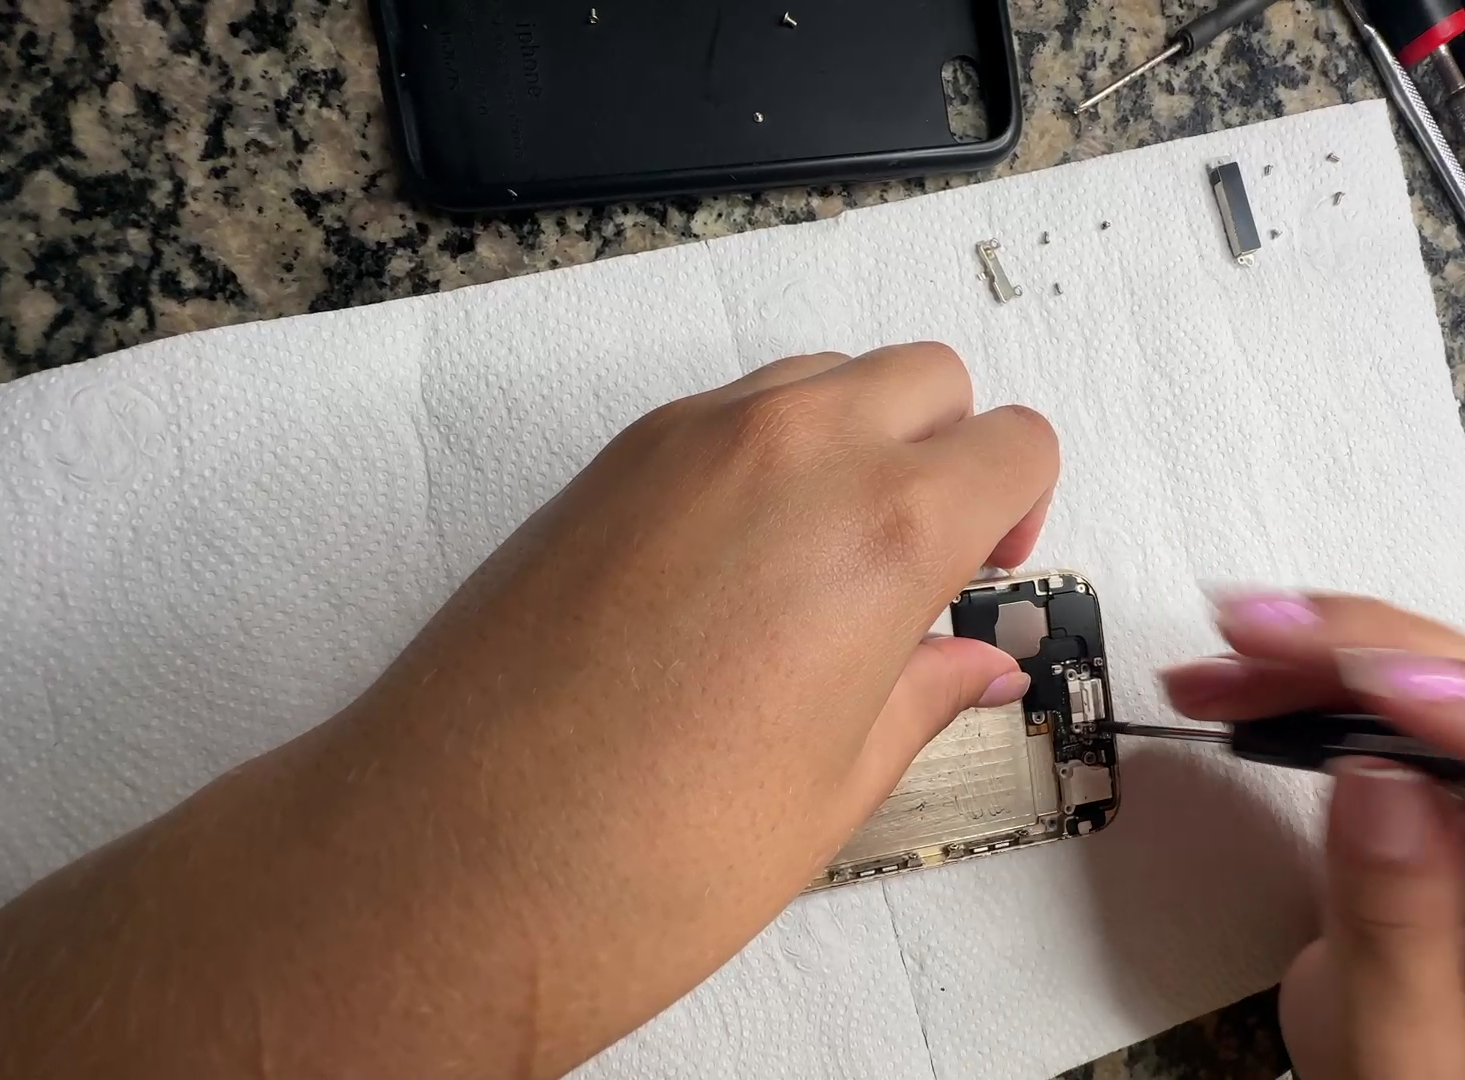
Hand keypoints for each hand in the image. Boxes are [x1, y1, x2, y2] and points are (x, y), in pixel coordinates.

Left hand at [0, 344, 1058, 1079]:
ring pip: (832, 373)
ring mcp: (692, 434)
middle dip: (952, 449)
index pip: (1016, 440)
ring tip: (829, 550)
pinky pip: (742, 404)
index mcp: (882, 529)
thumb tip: (980, 664)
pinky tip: (743, 551)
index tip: (986, 571)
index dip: (1023, 504)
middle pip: (931, 375)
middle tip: (920, 552)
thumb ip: (926, 693)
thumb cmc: (662, 853)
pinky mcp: (617, 453)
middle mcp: (795, 447)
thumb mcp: (839, 784)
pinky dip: (780, 446)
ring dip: (865, 438)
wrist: (442, 864)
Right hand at [1164, 592, 1464, 1079]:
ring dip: (1334, 666)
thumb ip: (1397, 936)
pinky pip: (1411, 731)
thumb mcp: (1401, 1070)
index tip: (1381, 684)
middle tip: (1264, 632)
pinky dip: (1321, 699)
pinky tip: (1250, 688)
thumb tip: (1372, 777)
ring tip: (1228, 658)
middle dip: (1392, 659)